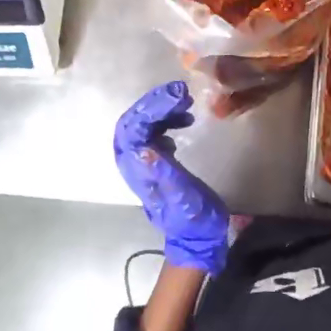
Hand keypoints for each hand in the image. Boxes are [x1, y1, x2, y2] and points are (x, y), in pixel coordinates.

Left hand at [114, 82, 229, 273]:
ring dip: (161, 109)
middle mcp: (134, 163)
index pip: (133, 127)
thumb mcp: (182, 197)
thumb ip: (164, 173)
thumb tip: (146, 150)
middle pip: (133, 121)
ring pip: (142, 124)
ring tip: (186, 103)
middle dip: (155, 103)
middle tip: (181, 93)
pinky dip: (166, 120)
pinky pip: (153, 131)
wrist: (197, 237)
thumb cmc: (192, 219)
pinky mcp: (155, 161)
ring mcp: (143, 162)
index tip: (178, 95)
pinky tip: (184, 120)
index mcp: (137, 169)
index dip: (152, 107)